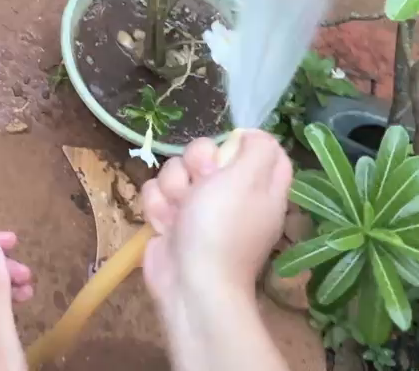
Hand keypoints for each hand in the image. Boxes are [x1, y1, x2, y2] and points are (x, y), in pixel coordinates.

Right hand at [139, 131, 293, 309]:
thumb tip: (250, 135)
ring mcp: (199, 208)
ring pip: (176, 170)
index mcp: (260, 187)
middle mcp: (231, 195)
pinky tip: (167, 225)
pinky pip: (157, 192)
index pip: (261, 149)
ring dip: (173, 188)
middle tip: (202, 184)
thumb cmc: (222, 229)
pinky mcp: (172, 219)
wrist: (190, 283)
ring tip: (181, 212)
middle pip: (207, 152)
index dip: (242, 141)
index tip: (228, 148)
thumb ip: (258, 150)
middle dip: (195, 163)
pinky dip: (158, 207)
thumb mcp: (249, 180)